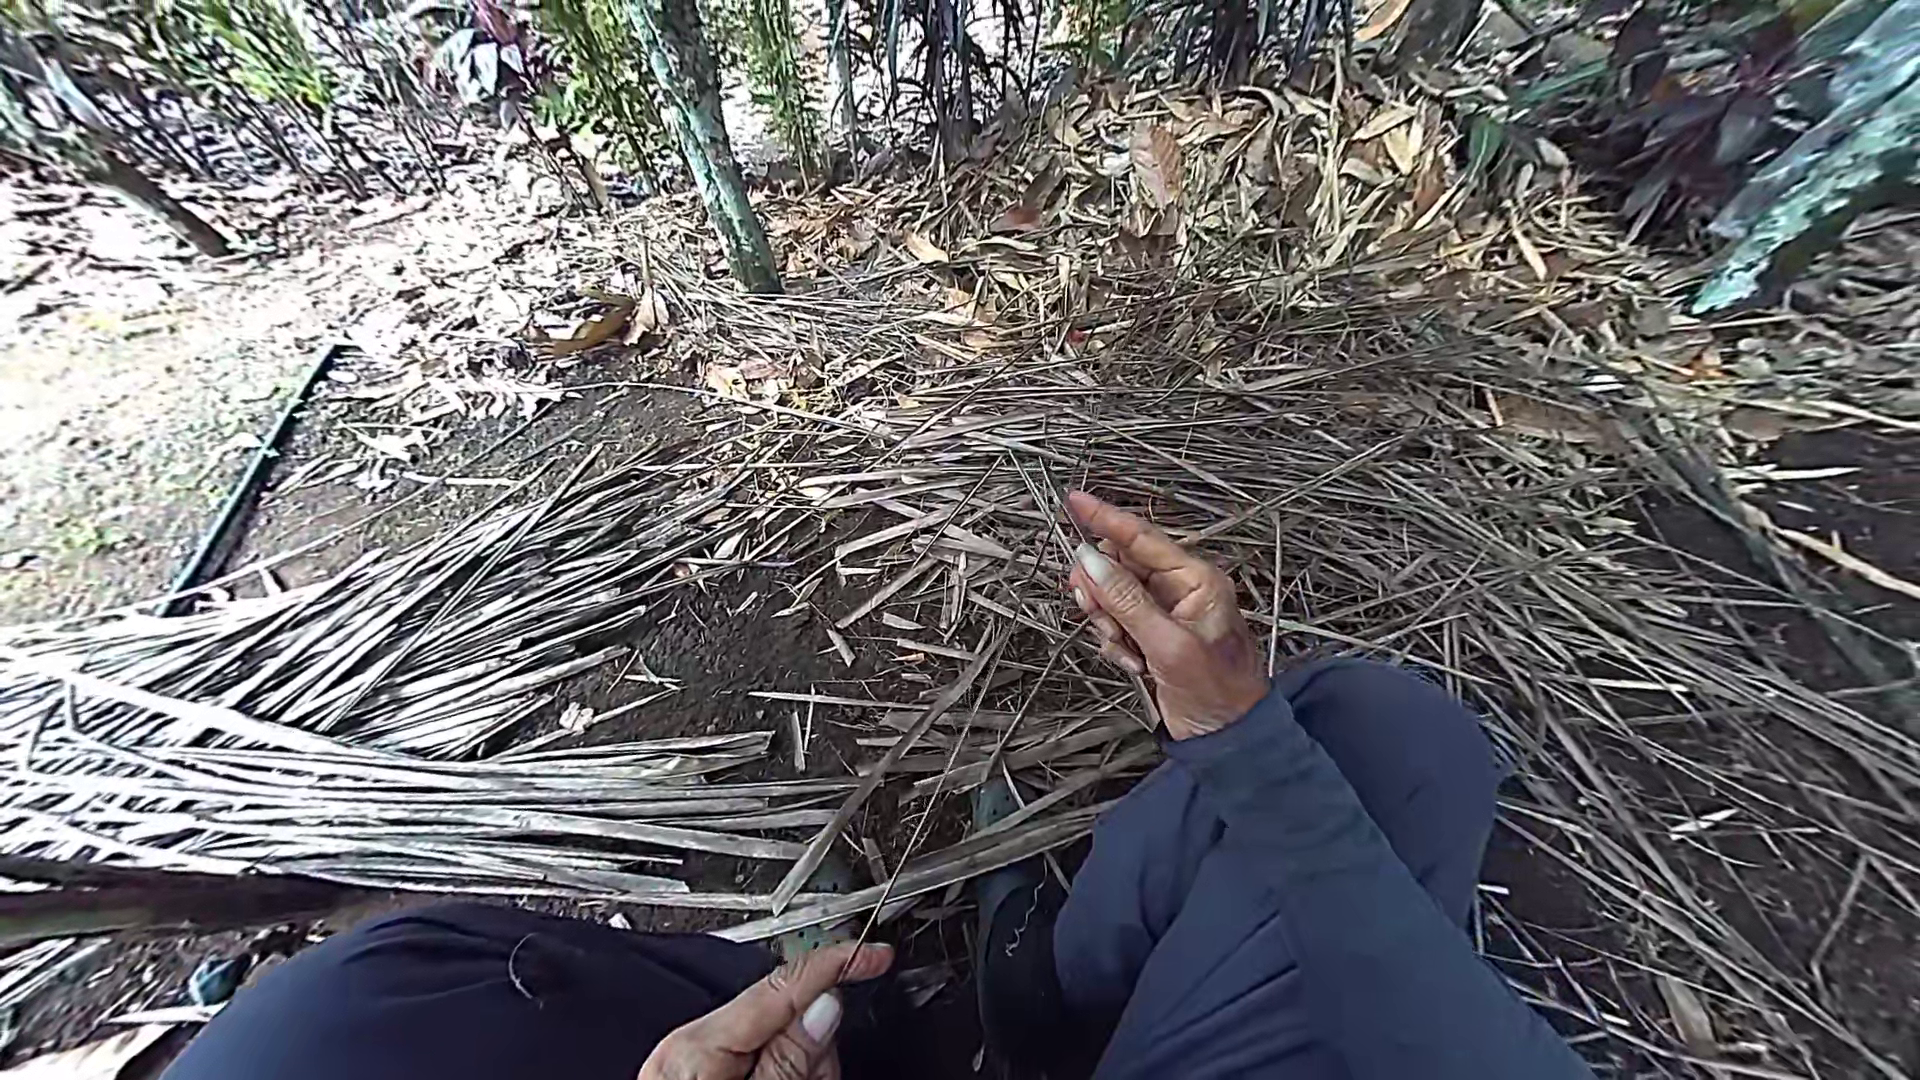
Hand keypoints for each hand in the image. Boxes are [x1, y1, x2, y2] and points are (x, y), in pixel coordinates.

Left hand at [638, 942, 892, 1079]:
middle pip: (789, 1013)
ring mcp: (702, 1066)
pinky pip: (772, 1062)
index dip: (835, 963)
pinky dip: (792, 1077)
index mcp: (696, 1048)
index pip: (781, 983)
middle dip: (818, 1047)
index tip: (873, 955)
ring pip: (788, 1040)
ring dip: (808, 1070)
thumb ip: (789, 1061)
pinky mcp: (713, 1079)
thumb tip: (826, 1003)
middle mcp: (695, 1047)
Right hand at [1065, 491, 1269, 739]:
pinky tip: (1133, 661)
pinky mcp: (1147, 633)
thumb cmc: (1217, 691)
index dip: (1106, 518)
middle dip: (1101, 590)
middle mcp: (1176, 589)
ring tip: (1124, 645)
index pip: (1141, 538)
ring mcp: (1160, 612)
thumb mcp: (1169, 644)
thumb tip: (1090, 562)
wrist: (1227, 738)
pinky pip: (1112, 621)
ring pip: (1109, 595)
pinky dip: (1113, 641)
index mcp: (1194, 579)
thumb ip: (1127, 600)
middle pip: (1117, 566)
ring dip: (1106, 620)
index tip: (1075, 501)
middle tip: (1093, 607)